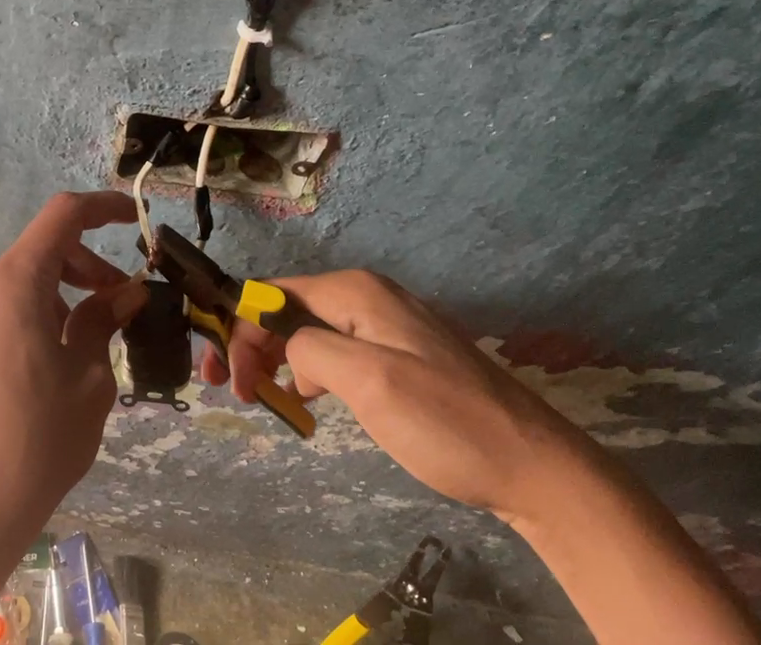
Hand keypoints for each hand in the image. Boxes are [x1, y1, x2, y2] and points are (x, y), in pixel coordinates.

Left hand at [0, 192, 148, 644]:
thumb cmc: (38, 438)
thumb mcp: (89, 378)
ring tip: (93, 341)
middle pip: (42, 250)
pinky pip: (2, 308)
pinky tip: (56, 359)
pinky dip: (37, 314)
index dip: (103, 207)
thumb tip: (126, 294)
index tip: (135, 219)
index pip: (62, 216)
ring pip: (23, 281)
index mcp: (14, 281)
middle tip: (125, 306)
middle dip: (89, 267)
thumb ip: (104, 321)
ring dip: (64, 294)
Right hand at [202, 269, 587, 520]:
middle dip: (249, 342)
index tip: (226, 378)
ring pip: (306, 330)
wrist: (534, 468)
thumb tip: (284, 347)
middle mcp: (366, 297)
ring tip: (260, 396)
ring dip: (274, 358)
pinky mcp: (397, 354)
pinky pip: (333, 349)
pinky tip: (304, 398)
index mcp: (356, 292)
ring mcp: (385, 325)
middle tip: (233, 391)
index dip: (237, 328)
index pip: (270, 294)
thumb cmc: (445, 422)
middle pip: (284, 308)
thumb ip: (308, 347)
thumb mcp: (366, 379)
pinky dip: (306, 370)